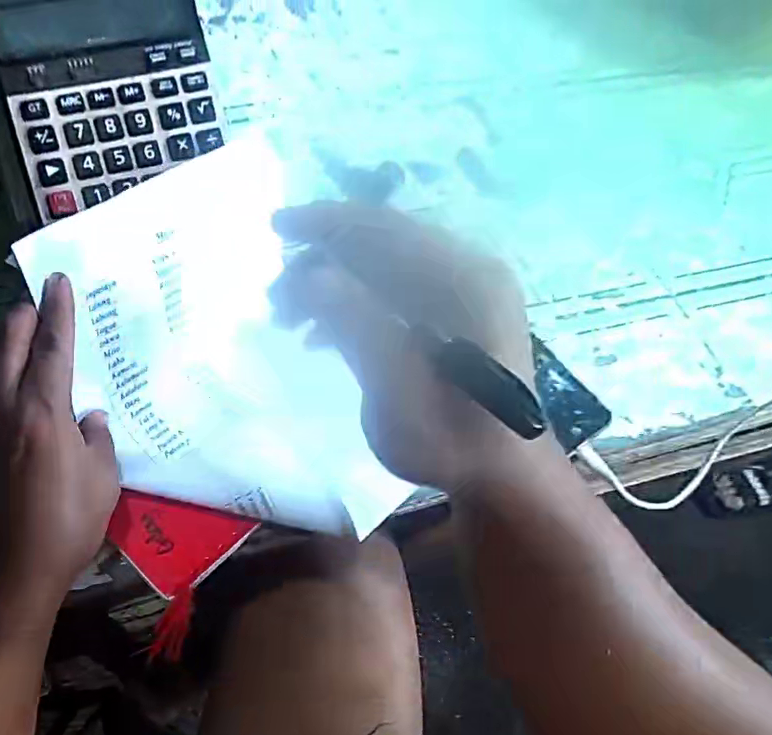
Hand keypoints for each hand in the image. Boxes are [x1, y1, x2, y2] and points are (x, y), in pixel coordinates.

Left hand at [0, 274, 120, 613]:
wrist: (15, 567)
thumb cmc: (68, 523)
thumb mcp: (103, 479)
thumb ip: (99, 439)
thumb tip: (90, 419)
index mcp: (43, 410)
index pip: (52, 346)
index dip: (58, 310)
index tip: (57, 279)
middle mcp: (8, 409)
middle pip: (9, 345)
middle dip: (25, 317)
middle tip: (41, 302)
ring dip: (16, 351)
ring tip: (40, 347)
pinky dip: (14, 385)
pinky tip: (33, 400)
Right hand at [270, 201, 548, 498]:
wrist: (498, 473)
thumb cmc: (450, 440)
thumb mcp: (397, 389)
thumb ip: (358, 326)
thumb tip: (312, 276)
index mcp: (464, 281)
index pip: (385, 230)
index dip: (326, 223)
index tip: (275, 227)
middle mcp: (466, 274)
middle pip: (381, 246)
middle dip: (320, 262)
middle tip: (274, 299)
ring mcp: (460, 296)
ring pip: (380, 271)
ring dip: (329, 288)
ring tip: (288, 320)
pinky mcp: (448, 320)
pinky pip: (390, 297)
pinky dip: (349, 308)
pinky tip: (317, 336)